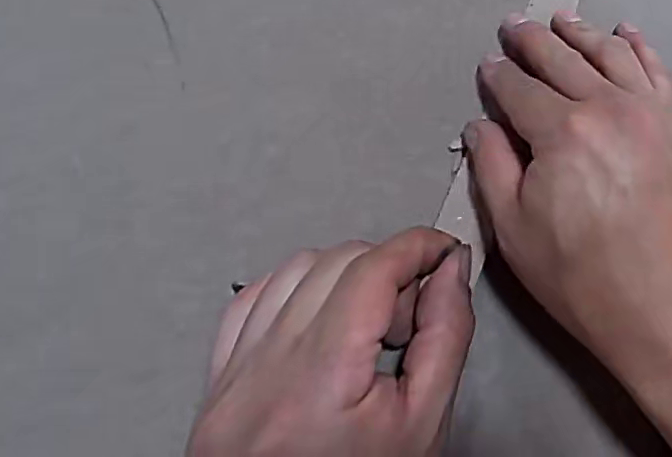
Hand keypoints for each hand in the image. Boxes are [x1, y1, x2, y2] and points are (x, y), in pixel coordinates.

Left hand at [186, 228, 473, 456]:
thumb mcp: (426, 425)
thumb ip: (448, 333)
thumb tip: (452, 267)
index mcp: (318, 382)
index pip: (374, 268)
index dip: (419, 246)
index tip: (444, 249)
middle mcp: (265, 372)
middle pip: (340, 261)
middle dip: (389, 270)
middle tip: (410, 316)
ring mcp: (234, 377)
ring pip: (298, 269)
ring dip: (345, 275)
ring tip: (368, 326)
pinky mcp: (218, 385)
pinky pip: (254, 299)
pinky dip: (296, 290)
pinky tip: (322, 318)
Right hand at [464, 11, 671, 380]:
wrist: (670, 296)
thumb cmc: (583, 273)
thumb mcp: (515, 230)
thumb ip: (492, 166)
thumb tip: (479, 124)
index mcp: (560, 131)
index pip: (519, 88)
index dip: (499, 74)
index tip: (489, 63)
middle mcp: (604, 104)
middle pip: (560, 58)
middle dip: (532, 39)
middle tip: (514, 24)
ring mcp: (644, 107)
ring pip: (607, 51)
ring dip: (580, 31)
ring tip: (562, 18)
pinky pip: (654, 66)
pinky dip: (637, 44)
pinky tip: (625, 31)